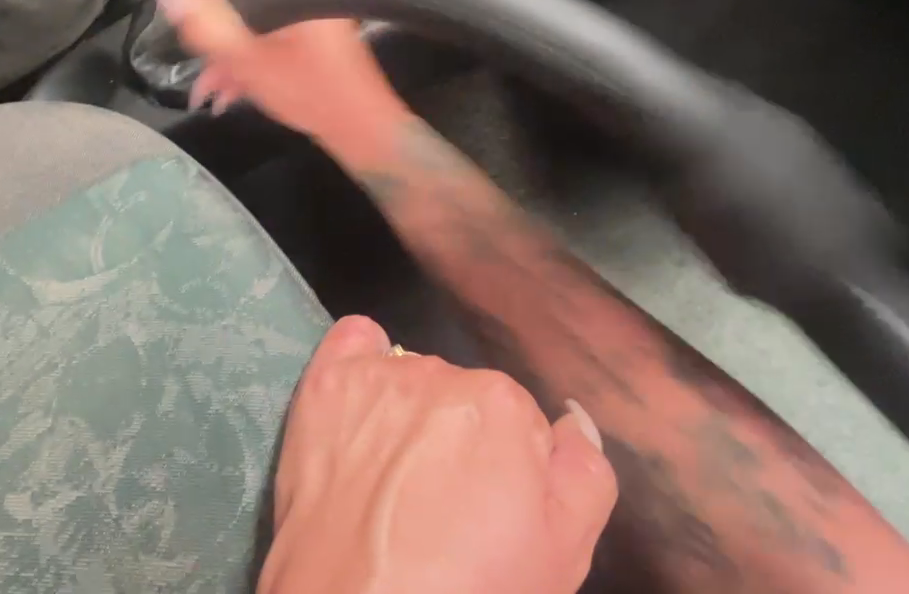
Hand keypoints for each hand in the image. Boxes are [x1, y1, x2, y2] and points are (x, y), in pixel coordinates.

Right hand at [157, 0, 411, 150]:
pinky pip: (266, 35)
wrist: (360, 127)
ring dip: (225, 52)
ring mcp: (303, 12)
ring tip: (209, 89)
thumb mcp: (248, 62)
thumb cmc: (311, 93)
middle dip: (212, 29)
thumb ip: (206, 27)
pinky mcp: (307, 33)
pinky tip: (229, 91)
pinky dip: (245, 58)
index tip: (190, 17)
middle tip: (198, 59)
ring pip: (249, 19)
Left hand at [261, 315, 617, 593]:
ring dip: (411, 409)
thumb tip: (572, 420)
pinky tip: (362, 395)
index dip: (505, 466)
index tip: (485, 507)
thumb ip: (583, 473)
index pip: (516, 418)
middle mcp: (440, 371)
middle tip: (439, 502)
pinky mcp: (325, 380)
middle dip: (458, 437)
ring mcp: (377, 373)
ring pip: (411, 374)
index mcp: (503, 403)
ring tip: (393, 475)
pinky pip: (354, 339)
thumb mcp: (562, 552)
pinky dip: (362, 357)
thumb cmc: (472, 587)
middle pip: (462, 395)